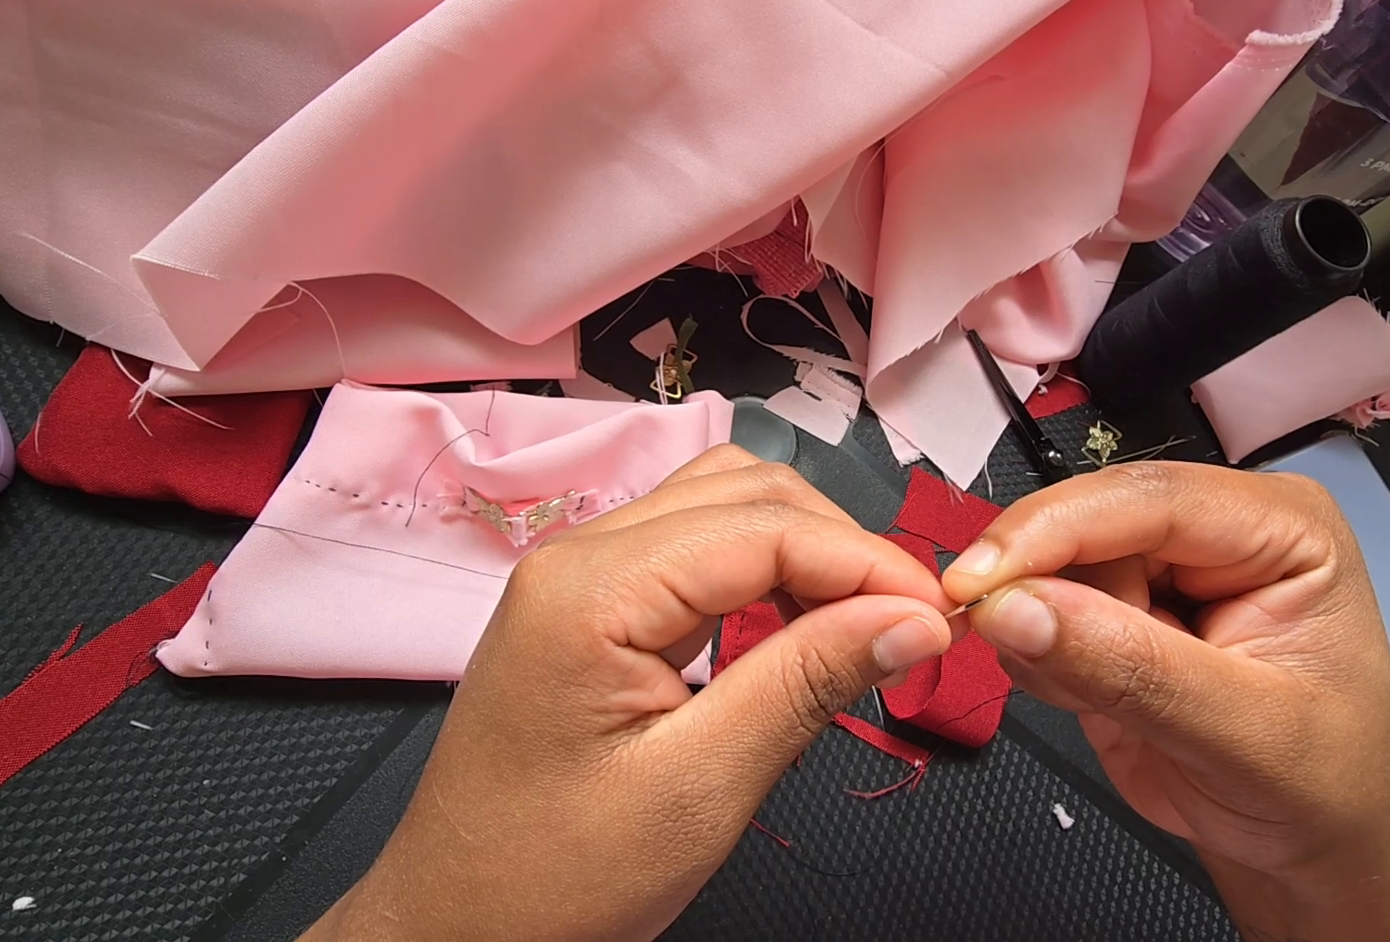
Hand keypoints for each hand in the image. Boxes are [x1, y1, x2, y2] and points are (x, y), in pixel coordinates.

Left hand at [301, 446, 955, 941]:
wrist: (451, 929)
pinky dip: (763, 564)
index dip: (864, 560)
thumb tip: (914, 619)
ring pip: (723, 502)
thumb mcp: (699, 789)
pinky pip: (697, 542)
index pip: (762, 528)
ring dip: (803, 545)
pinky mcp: (595, 592)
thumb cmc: (558, 881)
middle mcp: (583, 548)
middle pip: (744, 492)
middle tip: (904, 621)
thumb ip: (807, 681)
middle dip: (839, 545)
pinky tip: (791, 614)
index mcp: (592, 586)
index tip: (938, 615)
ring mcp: (584, 565)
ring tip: (856, 615)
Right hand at [943, 462, 1389, 939]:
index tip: (974, 581)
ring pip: (1045, 557)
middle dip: (1040, 587)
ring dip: (1038, 628)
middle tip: (1013, 646)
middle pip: (1084, 520)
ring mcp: (1151, 558)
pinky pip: (1030, 596)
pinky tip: (1079, 690)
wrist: (1290, 843)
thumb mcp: (1241, 738)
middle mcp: (1207, 524)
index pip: (1148, 497)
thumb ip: (1129, 667)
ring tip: (1088, 695)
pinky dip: (1032, 648)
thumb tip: (1010, 609)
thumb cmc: (1309, 791)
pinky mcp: (1103, 593)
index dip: (1052, 530)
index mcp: (1277, 526)